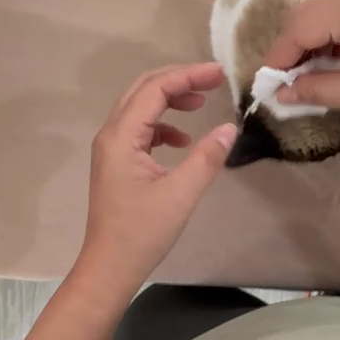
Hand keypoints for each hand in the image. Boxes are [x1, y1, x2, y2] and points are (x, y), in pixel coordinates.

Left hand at [70, 63, 235, 301]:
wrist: (110, 266)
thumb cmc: (142, 233)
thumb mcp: (181, 195)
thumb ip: (206, 158)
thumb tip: (229, 128)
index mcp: (121, 137)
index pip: (155, 89)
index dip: (188, 76)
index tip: (219, 73)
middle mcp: (110, 136)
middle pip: (143, 90)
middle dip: (178, 81)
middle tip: (212, 80)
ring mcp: (110, 150)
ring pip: (139, 108)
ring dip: (169, 101)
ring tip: (200, 105)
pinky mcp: (116, 165)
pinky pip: (138, 131)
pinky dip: (161, 126)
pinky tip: (182, 140)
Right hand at [263, 0, 339, 124]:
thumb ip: (316, 89)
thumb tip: (282, 93)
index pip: (300, 26)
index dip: (277, 58)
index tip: (263, 86)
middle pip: (313, 12)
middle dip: (294, 49)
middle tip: (283, 85)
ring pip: (333, 11)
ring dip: (316, 43)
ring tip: (308, 79)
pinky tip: (336, 62)